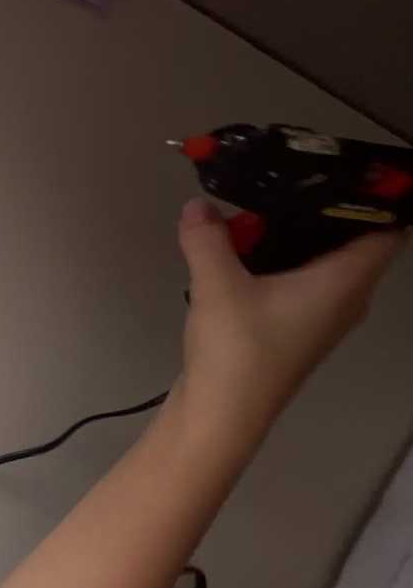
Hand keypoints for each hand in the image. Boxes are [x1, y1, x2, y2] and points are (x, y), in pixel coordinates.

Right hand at [178, 199, 402, 422]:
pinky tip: (238, 267)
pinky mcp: (294, 329)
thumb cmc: (239, 346)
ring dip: (289, 244)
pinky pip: (300, 284)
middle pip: (351, 243)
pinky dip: (276, 268)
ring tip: (245, 230)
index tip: (330, 179)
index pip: (388, 227)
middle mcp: (348, 295)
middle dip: (313, 218)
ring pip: (321, 265)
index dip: (370, 199)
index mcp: (348, 279)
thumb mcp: (218, 287)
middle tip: (269, 199)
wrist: (226, 408)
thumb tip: (199, 205)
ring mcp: (322, 316)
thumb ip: (208, 243)